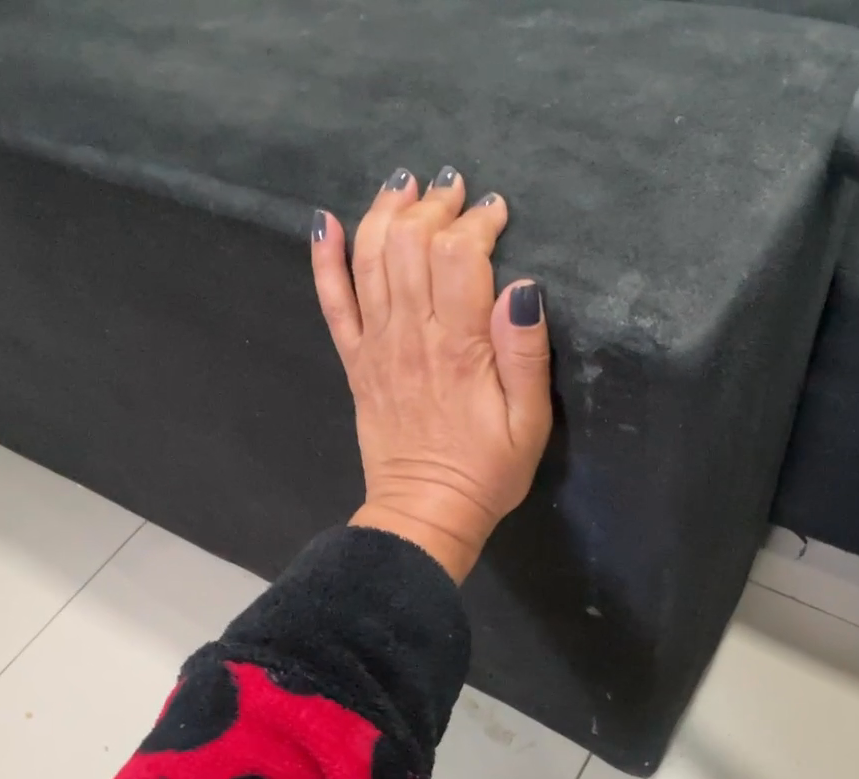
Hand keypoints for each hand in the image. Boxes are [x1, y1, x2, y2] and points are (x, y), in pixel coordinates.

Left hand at [311, 167, 553, 580]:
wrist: (425, 513)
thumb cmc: (487, 472)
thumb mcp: (531, 423)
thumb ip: (526, 354)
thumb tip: (523, 287)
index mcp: (460, 347)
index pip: (460, 255)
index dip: (477, 221)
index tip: (495, 210)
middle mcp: (411, 335)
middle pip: (412, 244)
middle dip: (433, 205)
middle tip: (453, 189)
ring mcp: (376, 346)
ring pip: (371, 259)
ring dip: (386, 212)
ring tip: (403, 185)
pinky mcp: (355, 362)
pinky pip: (333, 302)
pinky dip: (327, 259)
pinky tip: (327, 224)